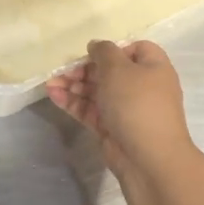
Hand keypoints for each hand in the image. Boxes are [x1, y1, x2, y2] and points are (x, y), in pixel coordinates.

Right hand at [46, 40, 193, 174]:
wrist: (148, 158)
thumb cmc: (137, 103)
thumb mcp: (119, 68)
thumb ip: (104, 51)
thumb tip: (96, 46)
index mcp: (153, 69)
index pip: (135, 49)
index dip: (114, 49)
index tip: (93, 52)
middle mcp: (141, 87)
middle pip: (109, 71)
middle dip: (84, 69)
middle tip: (64, 70)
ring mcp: (125, 109)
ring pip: (96, 91)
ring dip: (73, 85)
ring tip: (51, 83)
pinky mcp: (111, 127)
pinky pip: (89, 109)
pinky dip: (72, 101)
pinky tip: (53, 95)